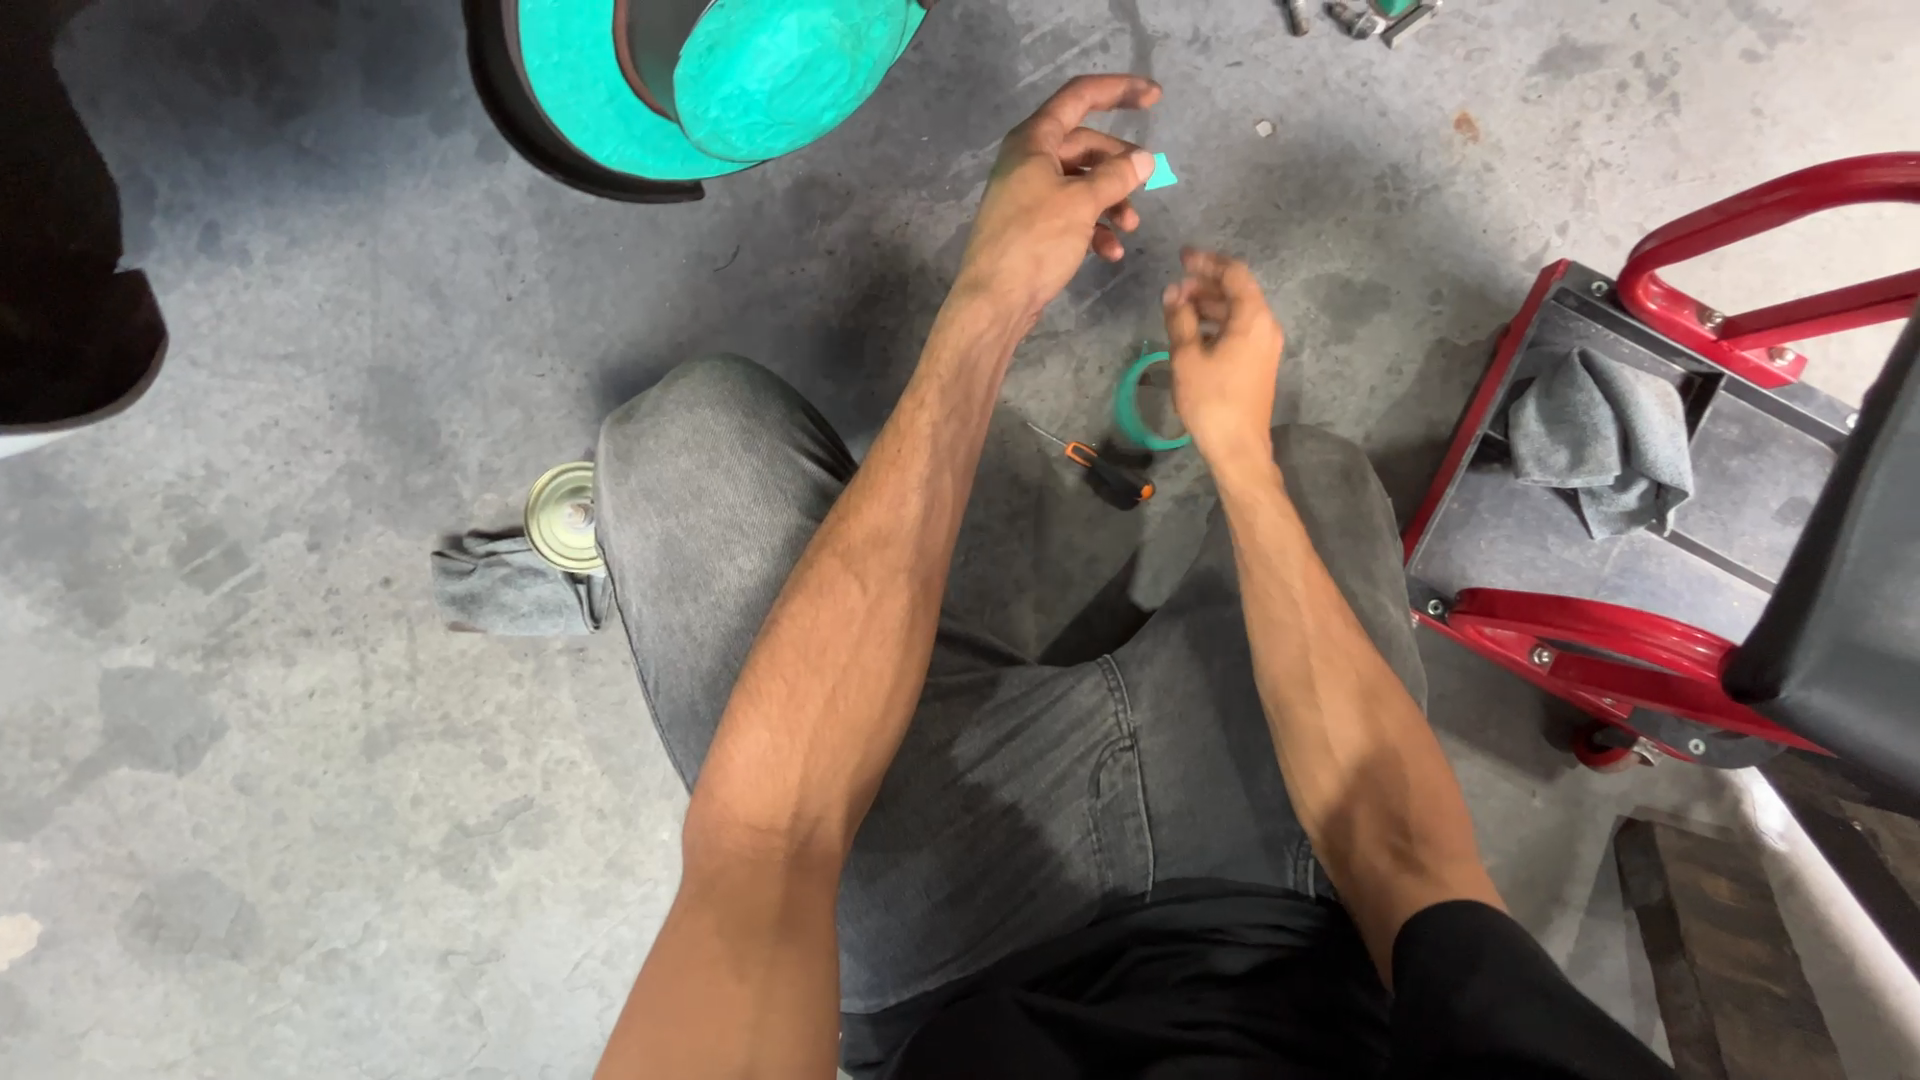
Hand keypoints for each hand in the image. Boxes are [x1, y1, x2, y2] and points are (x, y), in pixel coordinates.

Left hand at [952, 75, 1161, 326]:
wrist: (994, 301)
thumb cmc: (1034, 242)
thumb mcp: (1081, 203)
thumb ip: (1116, 177)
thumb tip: (1145, 159)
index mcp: (1033, 141)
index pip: (1080, 97)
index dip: (1120, 91)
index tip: (1156, 99)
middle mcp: (1027, 162)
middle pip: (1084, 147)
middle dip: (1117, 166)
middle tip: (1146, 182)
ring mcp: (1027, 197)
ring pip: (1079, 186)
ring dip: (1110, 203)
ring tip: (1131, 226)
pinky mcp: (1030, 230)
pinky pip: (1068, 217)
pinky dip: (1092, 230)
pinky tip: (1110, 252)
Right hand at [1162, 249, 1285, 466]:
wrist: (1238, 446)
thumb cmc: (1211, 400)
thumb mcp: (1187, 357)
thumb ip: (1179, 319)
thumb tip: (1173, 292)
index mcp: (1253, 318)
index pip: (1233, 273)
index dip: (1206, 262)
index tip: (1181, 257)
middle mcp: (1266, 326)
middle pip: (1238, 291)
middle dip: (1205, 285)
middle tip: (1174, 289)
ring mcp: (1265, 346)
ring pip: (1238, 312)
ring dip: (1209, 305)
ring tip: (1179, 311)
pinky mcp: (1259, 363)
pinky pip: (1239, 330)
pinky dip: (1217, 324)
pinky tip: (1194, 334)